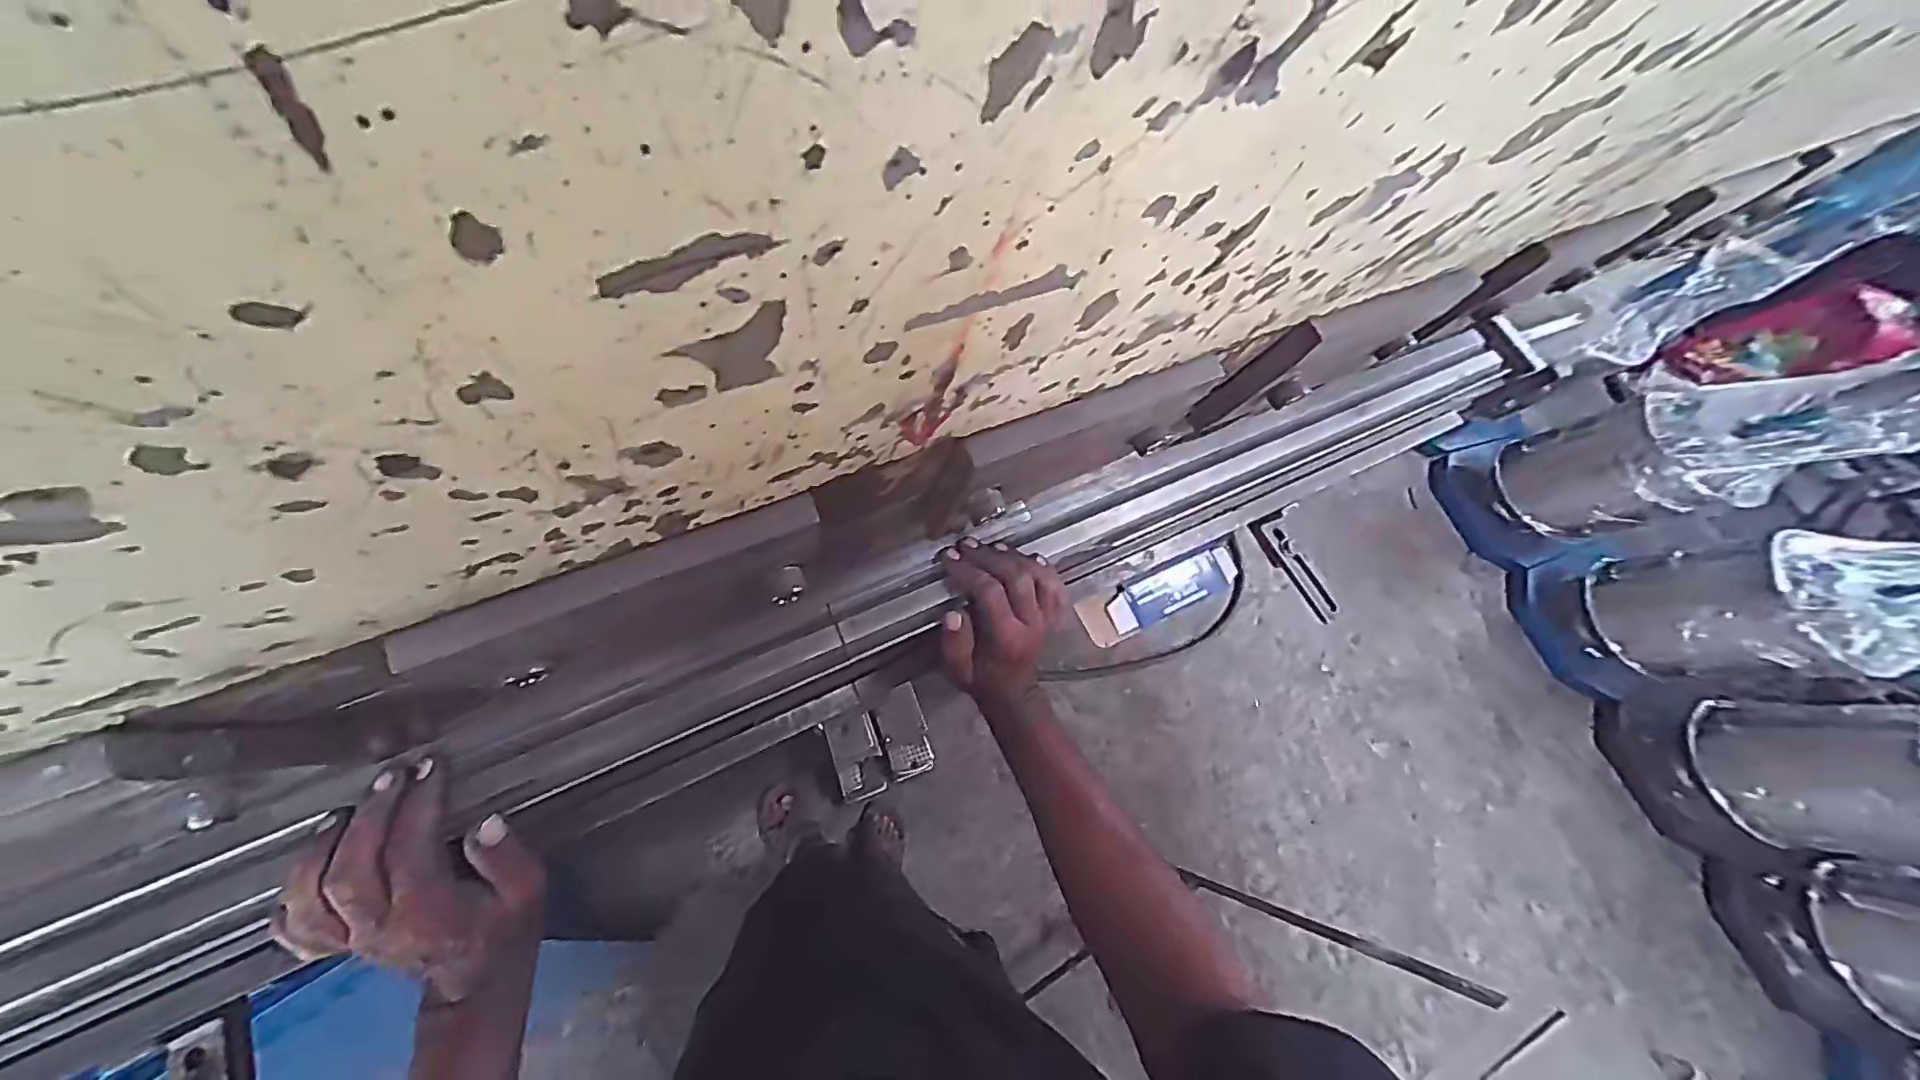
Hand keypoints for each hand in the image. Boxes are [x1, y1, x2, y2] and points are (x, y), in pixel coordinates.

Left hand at [271, 758, 545, 1003]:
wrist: (479, 981)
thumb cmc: (505, 929)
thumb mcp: (527, 889)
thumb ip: (507, 856)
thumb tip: (487, 822)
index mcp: (427, 911)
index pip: (408, 849)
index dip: (418, 803)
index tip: (432, 768)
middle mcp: (380, 926)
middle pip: (352, 868)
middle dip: (372, 814)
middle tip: (394, 776)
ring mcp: (353, 938)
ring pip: (310, 896)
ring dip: (323, 847)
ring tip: (346, 810)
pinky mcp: (340, 944)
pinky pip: (295, 926)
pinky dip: (291, 894)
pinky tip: (309, 863)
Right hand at [939, 538, 1066, 703]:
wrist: (1014, 693)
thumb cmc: (981, 679)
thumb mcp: (958, 669)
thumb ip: (954, 642)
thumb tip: (952, 613)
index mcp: (1007, 636)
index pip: (990, 592)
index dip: (968, 571)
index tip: (949, 558)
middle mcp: (1031, 623)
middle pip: (1015, 576)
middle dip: (988, 556)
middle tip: (965, 545)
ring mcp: (1046, 616)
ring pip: (1036, 574)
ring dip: (1012, 555)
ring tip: (989, 545)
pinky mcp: (1052, 613)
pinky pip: (1052, 583)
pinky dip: (1040, 565)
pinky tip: (1023, 554)